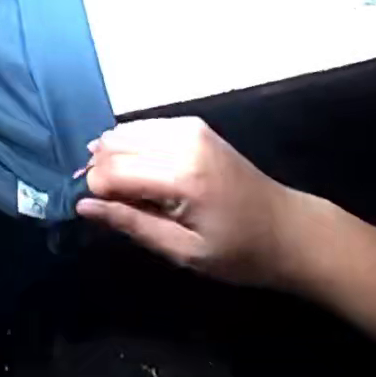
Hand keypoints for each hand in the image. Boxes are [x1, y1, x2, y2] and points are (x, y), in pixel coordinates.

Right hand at [77, 117, 319, 288]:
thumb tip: (82, 207)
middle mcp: (182, 142)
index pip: (112, 171)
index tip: (96, 209)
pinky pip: (141, 127)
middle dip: (99, 170)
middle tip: (107, 199)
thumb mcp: (185, 252)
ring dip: (112, 156)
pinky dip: (129, 145)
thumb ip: (131, 224)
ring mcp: (187, 128)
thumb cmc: (241, 252)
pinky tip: (139, 167)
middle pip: (112, 145)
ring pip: (121, 132)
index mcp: (183, 178)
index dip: (94, 189)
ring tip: (124, 185)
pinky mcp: (191, 124)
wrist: (293, 230)